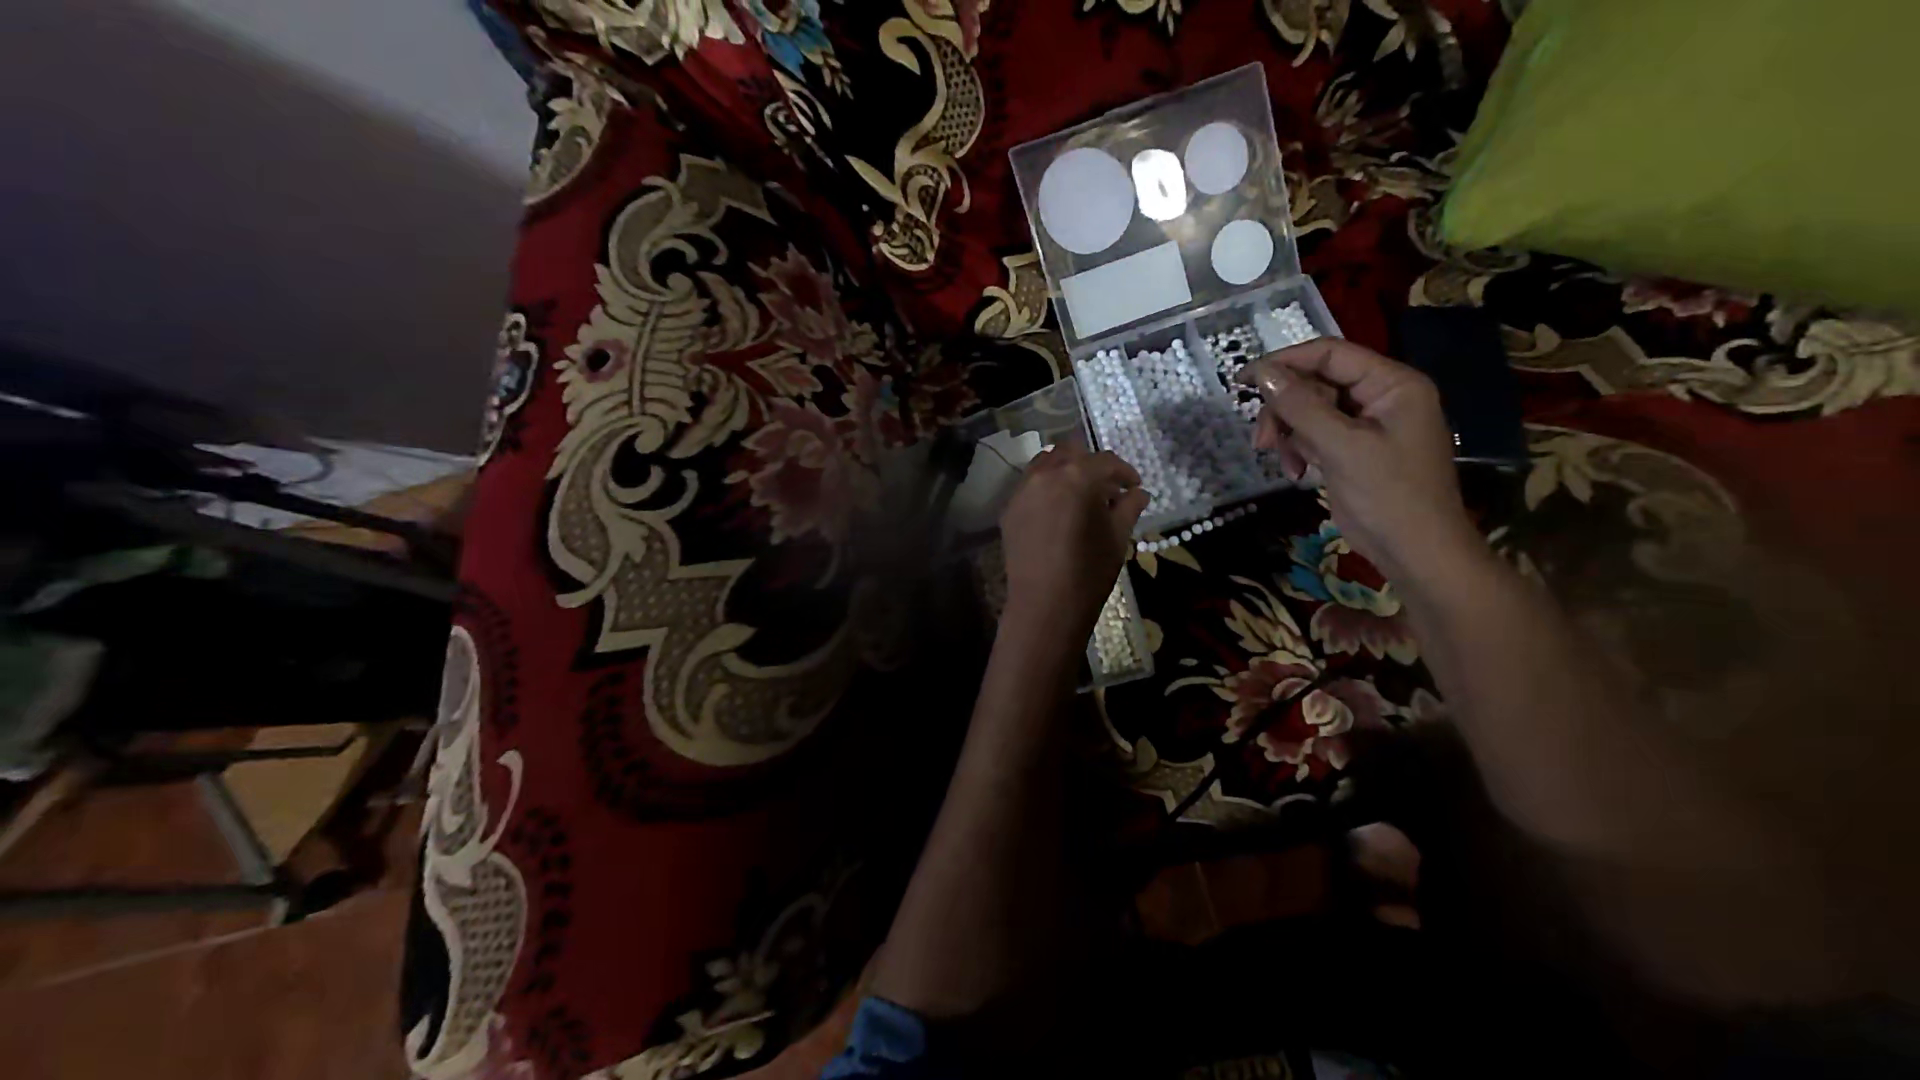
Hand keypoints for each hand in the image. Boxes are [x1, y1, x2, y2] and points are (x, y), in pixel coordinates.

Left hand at [998, 442, 1147, 635]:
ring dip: (1065, 471)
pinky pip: (1030, 486)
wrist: (1045, 604)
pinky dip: (1046, 488)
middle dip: (1092, 465)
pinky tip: (1057, 510)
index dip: (1124, 472)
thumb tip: (1139, 493)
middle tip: (1106, 487)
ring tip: (1080, 495)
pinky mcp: (1009, 509)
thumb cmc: (1089, 570)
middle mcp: (1046, 474)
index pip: (1106, 461)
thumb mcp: (1117, 536)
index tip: (1134, 486)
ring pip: (1045, 464)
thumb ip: (1129, 507)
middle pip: (1071, 452)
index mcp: (1078, 476)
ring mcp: (1022, 490)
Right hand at [1238, 339, 1481, 584]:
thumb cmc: (1389, 494)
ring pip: (1309, 411)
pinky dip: (1299, 450)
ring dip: (1288, 433)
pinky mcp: (1352, 450)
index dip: (1285, 362)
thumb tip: (1261, 373)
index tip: (1244, 381)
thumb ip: (1301, 406)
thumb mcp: (1342, 447)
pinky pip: (1315, 435)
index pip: (1331, 354)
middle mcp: (1380, 397)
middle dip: (1284, 410)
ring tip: (1281, 461)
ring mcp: (1366, 425)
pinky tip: (1295, 473)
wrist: (1415, 551)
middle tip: (1262, 441)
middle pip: (1315, 384)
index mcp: (1392, 384)